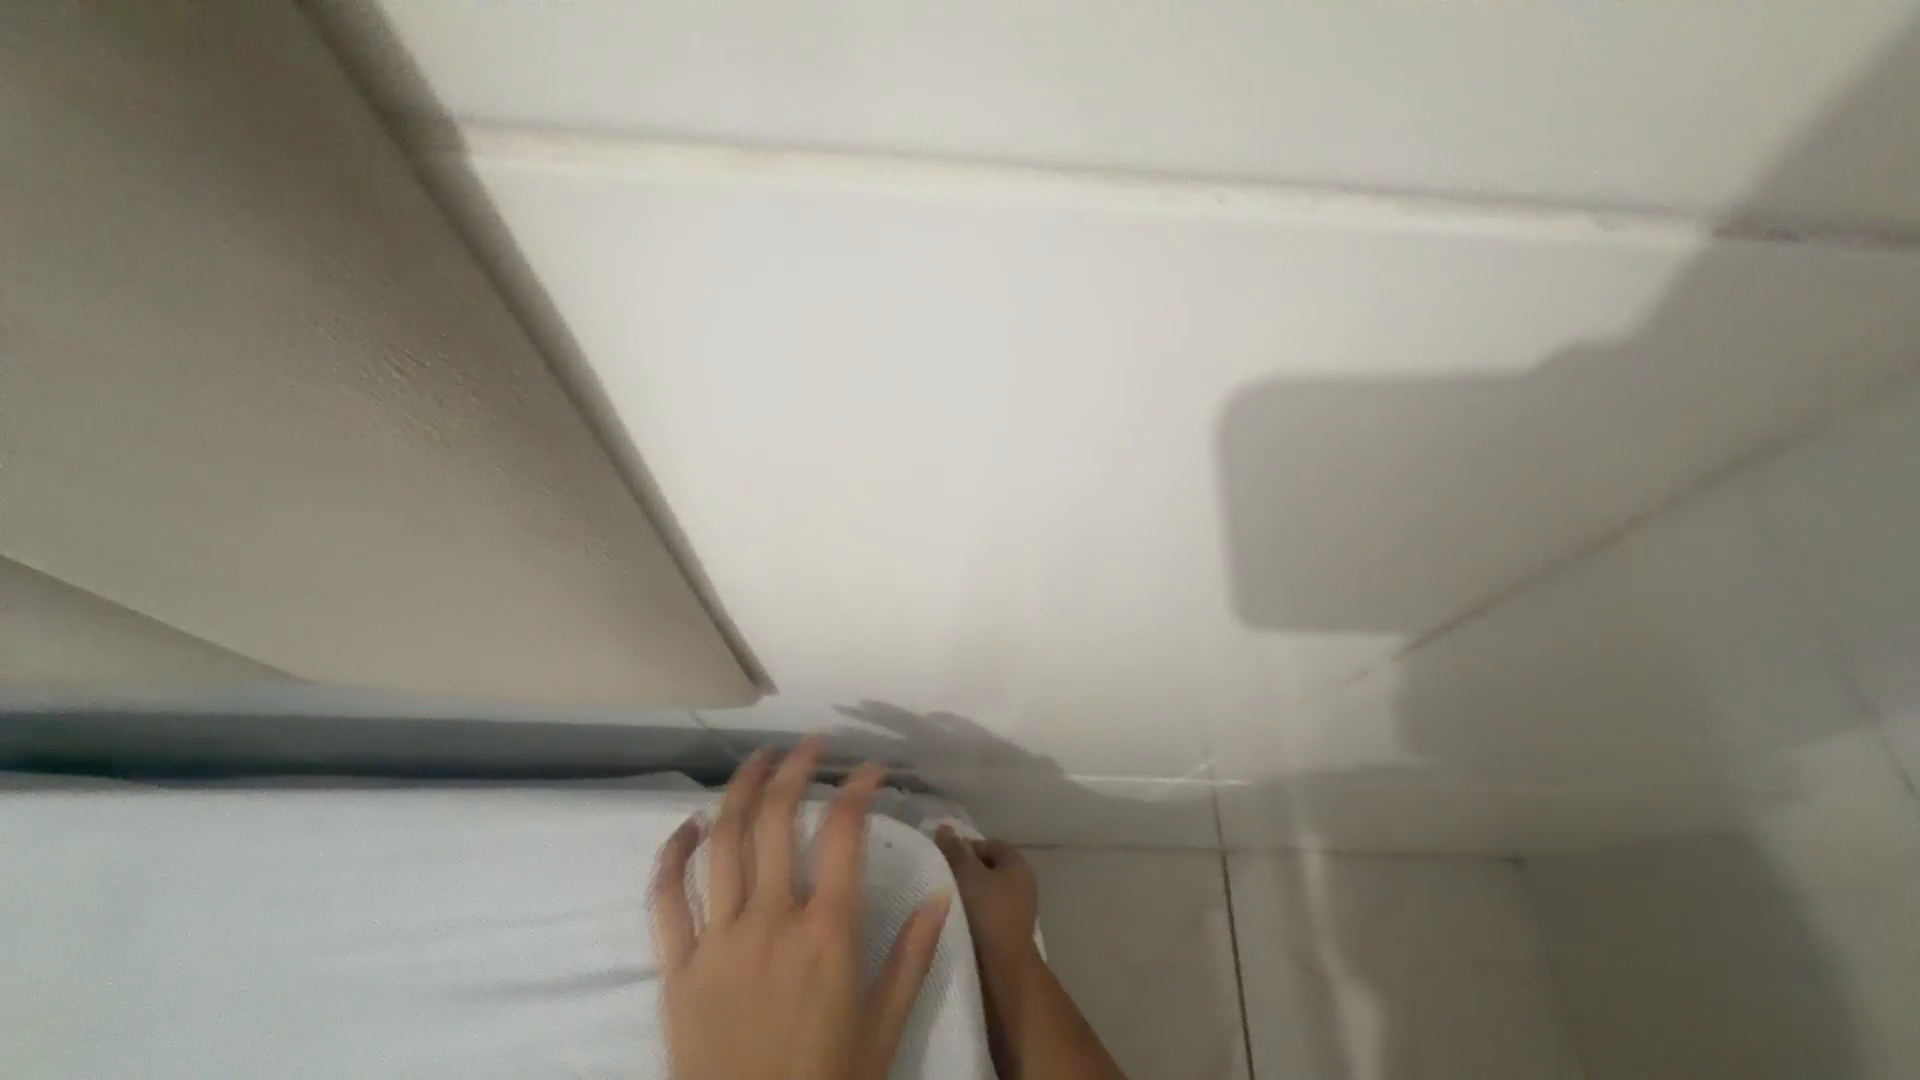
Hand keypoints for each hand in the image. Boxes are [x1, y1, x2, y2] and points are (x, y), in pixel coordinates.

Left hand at [651, 738, 951, 1079]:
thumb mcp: (885, 1027)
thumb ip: (913, 957)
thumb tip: (939, 894)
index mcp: (828, 934)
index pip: (844, 835)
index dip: (858, 788)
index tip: (871, 767)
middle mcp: (770, 921)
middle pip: (776, 821)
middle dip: (793, 769)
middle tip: (808, 743)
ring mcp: (717, 940)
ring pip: (721, 844)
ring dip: (738, 792)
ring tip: (755, 760)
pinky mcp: (675, 967)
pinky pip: (664, 899)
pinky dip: (672, 855)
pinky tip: (686, 826)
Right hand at [932, 826, 1038, 963]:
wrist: (1003, 966)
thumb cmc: (988, 912)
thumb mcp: (967, 874)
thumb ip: (955, 850)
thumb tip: (944, 828)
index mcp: (1018, 864)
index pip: (988, 845)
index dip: (965, 848)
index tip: (943, 860)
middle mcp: (1023, 883)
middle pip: (987, 868)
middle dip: (965, 872)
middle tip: (941, 878)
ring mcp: (1018, 909)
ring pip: (986, 893)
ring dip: (967, 895)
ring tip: (945, 900)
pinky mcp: (1009, 931)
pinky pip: (987, 913)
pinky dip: (972, 914)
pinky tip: (956, 920)